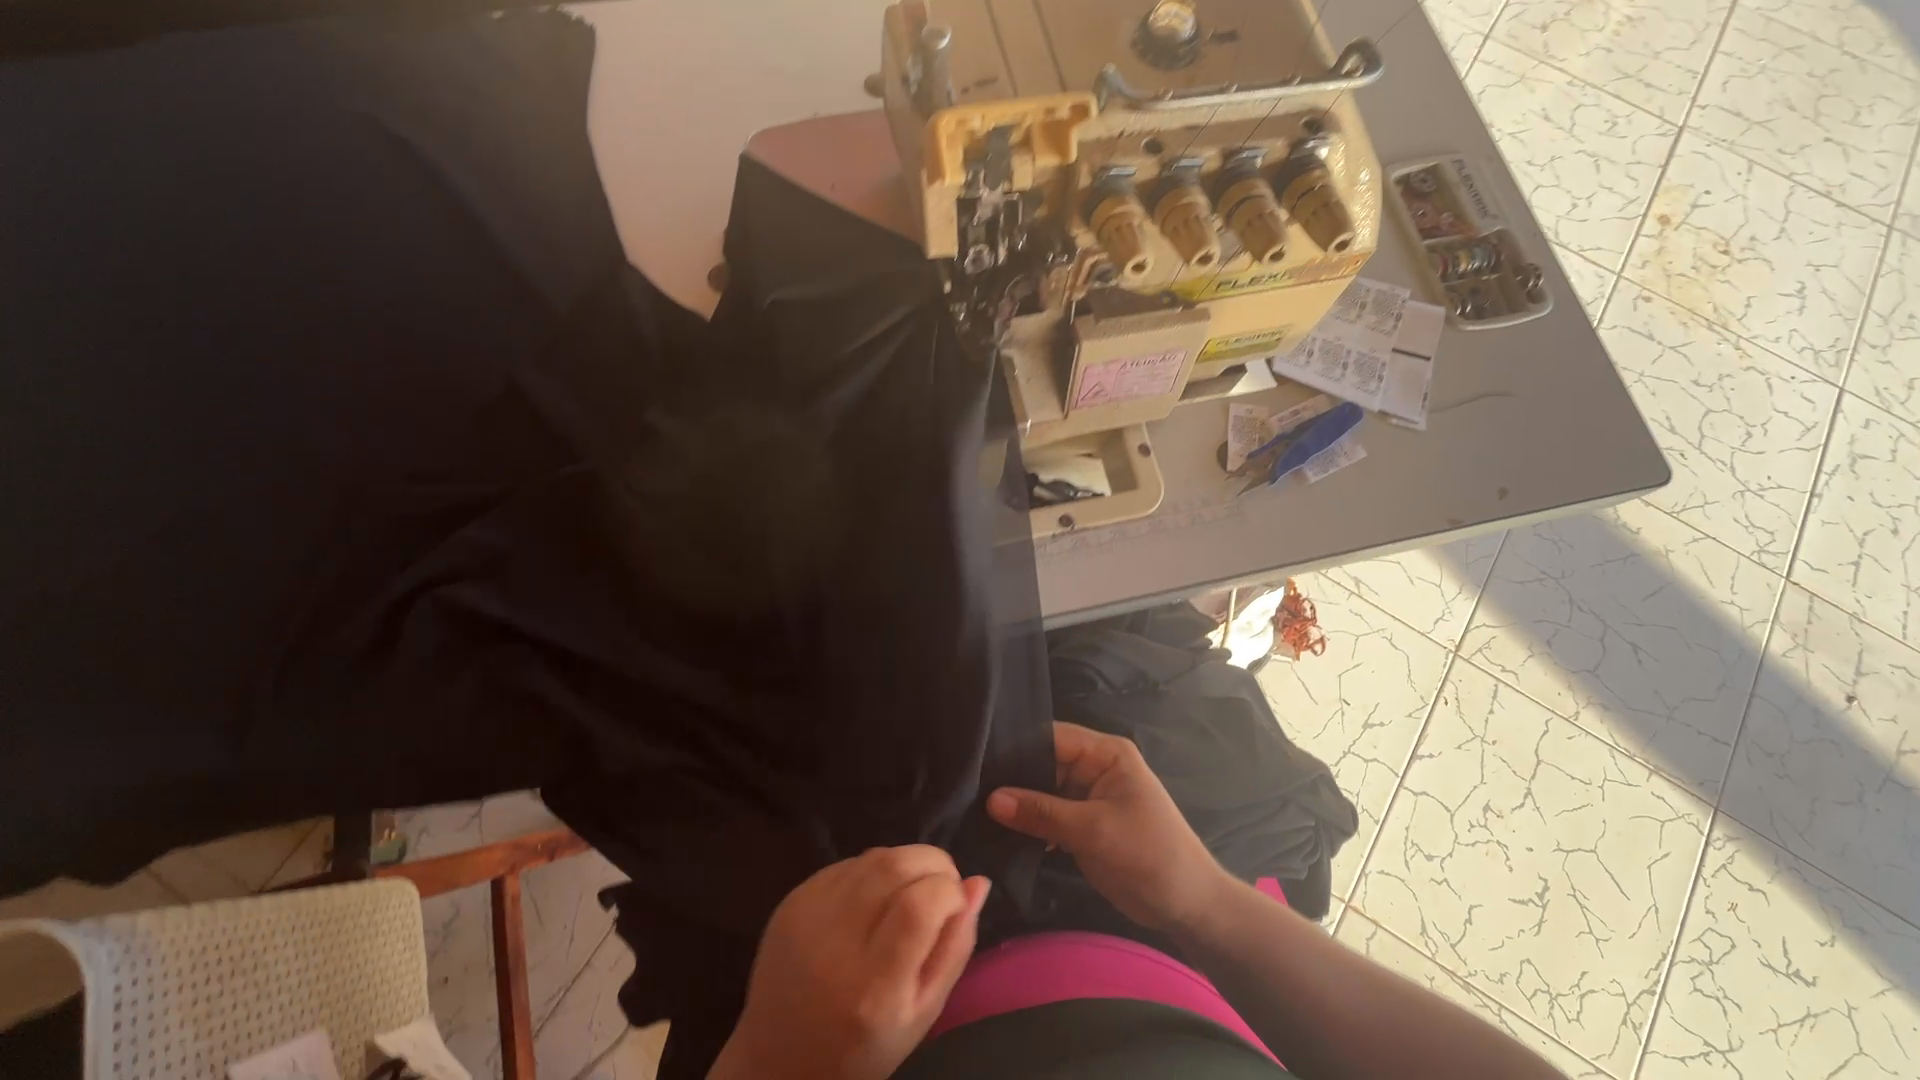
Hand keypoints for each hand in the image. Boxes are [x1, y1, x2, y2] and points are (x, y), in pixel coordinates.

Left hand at [709, 846, 990, 1079]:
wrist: (777, 1058)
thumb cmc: (863, 1047)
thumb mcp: (924, 1013)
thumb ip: (955, 947)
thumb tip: (978, 883)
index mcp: (873, 986)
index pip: (920, 905)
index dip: (949, 890)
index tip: (957, 905)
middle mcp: (835, 942)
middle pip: (896, 865)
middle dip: (934, 864)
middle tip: (941, 889)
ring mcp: (807, 915)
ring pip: (873, 856)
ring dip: (905, 863)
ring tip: (910, 893)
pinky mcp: (791, 900)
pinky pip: (847, 863)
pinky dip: (873, 870)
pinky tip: (875, 899)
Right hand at [988, 721, 1233, 932]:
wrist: (1188, 905)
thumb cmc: (1148, 856)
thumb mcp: (1092, 831)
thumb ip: (1041, 812)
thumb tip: (991, 799)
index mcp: (1105, 753)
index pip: (1050, 736)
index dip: (1015, 747)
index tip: (975, 761)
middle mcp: (1094, 767)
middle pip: (1042, 762)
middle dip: (1010, 778)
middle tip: (967, 790)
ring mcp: (1088, 797)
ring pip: (1041, 790)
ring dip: (1016, 804)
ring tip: (973, 810)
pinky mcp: (1083, 824)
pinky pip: (1047, 815)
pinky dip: (1028, 823)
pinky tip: (996, 833)